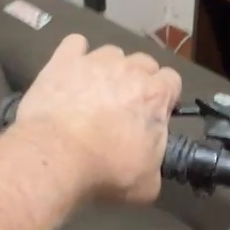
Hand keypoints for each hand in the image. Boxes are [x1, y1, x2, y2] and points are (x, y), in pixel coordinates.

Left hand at [11, 34, 182, 203]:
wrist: (56, 157)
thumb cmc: (105, 170)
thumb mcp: (147, 184)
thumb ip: (156, 165)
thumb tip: (151, 164)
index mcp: (154, 96)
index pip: (172, 80)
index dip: (166, 96)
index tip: (155, 113)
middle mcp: (129, 70)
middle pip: (144, 62)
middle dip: (139, 80)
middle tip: (125, 106)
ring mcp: (95, 61)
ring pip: (111, 53)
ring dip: (109, 68)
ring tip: (96, 91)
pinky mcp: (63, 61)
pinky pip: (75, 44)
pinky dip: (76, 55)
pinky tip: (72, 72)